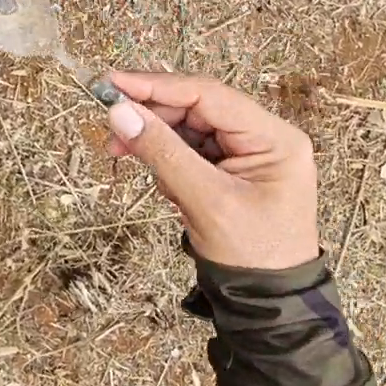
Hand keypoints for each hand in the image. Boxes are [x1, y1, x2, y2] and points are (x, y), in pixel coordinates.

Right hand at [101, 71, 319, 270]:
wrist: (267, 302)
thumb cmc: (250, 252)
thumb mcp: (205, 200)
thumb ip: (161, 151)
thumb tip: (117, 111)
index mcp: (274, 138)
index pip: (207, 95)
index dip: (157, 86)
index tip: (112, 83)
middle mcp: (261, 136)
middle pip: (193, 107)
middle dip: (150, 116)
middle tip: (111, 125)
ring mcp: (244, 151)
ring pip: (184, 125)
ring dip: (151, 136)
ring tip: (121, 152)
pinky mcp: (226, 166)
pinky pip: (185, 145)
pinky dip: (161, 154)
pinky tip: (156, 175)